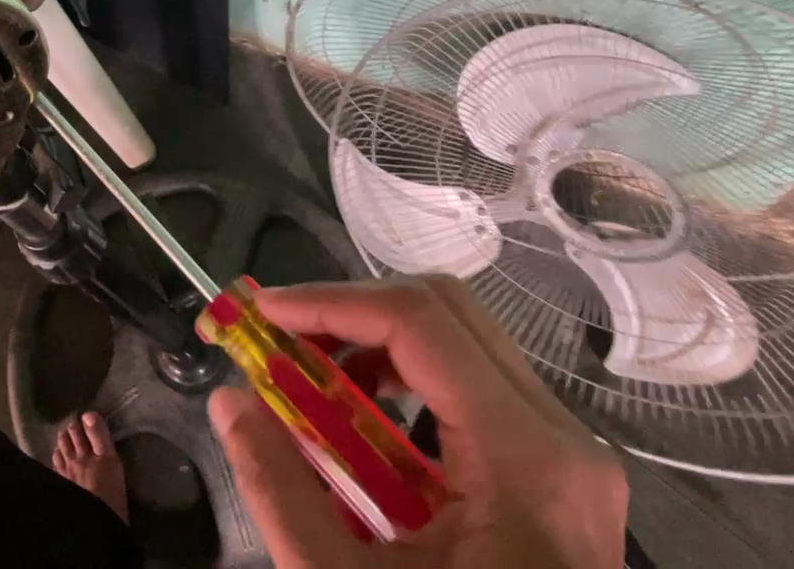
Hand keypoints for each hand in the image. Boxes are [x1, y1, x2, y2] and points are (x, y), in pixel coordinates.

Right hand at [209, 278, 628, 568]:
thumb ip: (280, 490)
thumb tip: (229, 402)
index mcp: (523, 459)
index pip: (421, 326)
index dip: (331, 304)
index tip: (263, 314)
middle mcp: (559, 437)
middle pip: (446, 311)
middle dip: (349, 310)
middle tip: (280, 335)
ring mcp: (564, 450)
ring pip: (461, 338)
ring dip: (374, 339)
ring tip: (311, 376)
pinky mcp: (551, 467)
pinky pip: (472, 381)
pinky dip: (404, 375)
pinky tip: (361, 418)